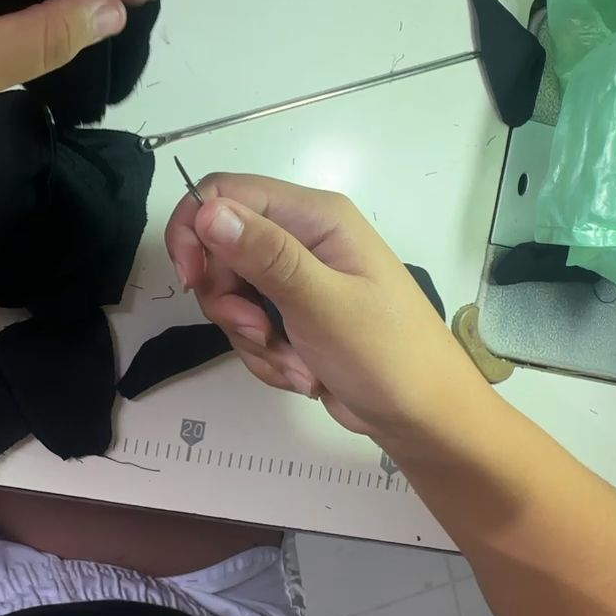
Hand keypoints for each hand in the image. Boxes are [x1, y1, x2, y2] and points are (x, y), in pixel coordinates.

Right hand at [165, 174, 487, 436]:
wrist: (423, 419)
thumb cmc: (388, 355)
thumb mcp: (324, 304)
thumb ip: (265, 255)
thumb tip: (209, 212)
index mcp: (314, 216)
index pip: (224, 195)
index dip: (194, 230)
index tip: (192, 280)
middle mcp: (301, 237)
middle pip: (219, 250)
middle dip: (229, 301)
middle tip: (261, 333)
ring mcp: (294, 277)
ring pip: (229, 294)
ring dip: (250, 336)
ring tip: (296, 362)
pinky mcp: (290, 312)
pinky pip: (246, 324)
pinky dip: (263, 353)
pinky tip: (300, 370)